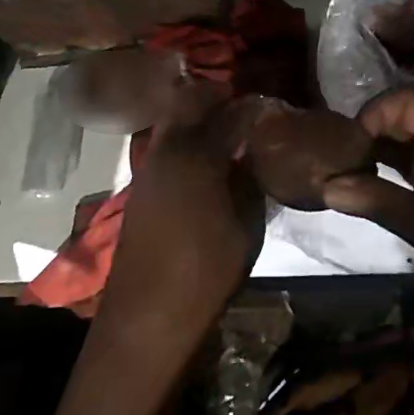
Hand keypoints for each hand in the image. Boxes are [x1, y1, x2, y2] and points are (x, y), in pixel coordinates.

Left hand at [103, 82, 262, 334]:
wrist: (147, 316)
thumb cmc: (205, 272)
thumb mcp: (246, 227)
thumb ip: (250, 182)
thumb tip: (252, 157)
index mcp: (197, 155)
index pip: (231, 113)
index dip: (254, 107)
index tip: (273, 108)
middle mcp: (167, 150)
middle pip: (188, 102)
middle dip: (217, 98)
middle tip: (246, 110)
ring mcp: (148, 168)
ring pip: (173, 122)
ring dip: (198, 118)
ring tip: (229, 133)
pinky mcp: (141, 188)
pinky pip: (166, 146)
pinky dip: (186, 141)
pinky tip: (208, 161)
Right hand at [321, 88, 413, 298]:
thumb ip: (375, 200)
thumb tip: (326, 186)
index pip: (408, 100)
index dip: (375, 113)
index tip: (350, 146)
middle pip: (405, 112)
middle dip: (371, 130)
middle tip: (342, 158)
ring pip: (407, 133)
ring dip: (378, 146)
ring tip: (348, 168)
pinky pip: (413, 154)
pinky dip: (389, 162)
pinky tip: (367, 178)